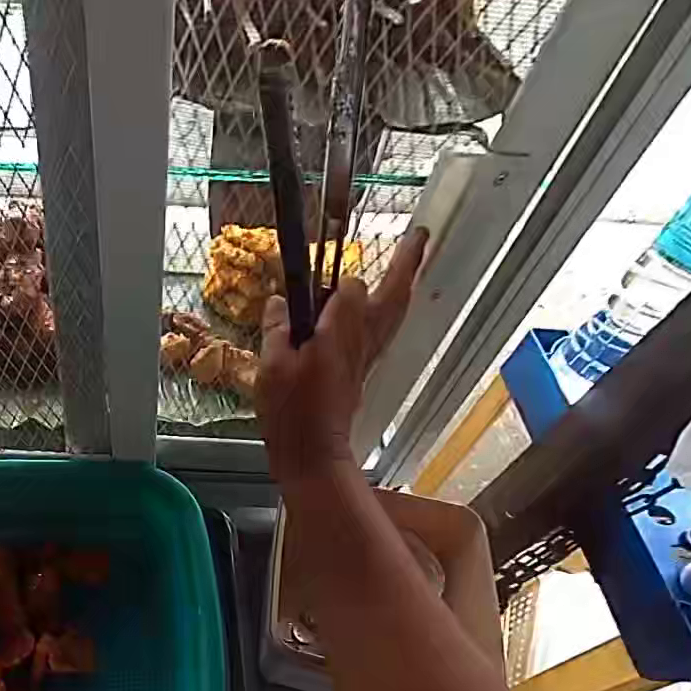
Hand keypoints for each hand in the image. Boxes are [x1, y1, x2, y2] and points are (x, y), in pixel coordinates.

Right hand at [257, 227, 428, 484]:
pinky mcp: (361, 374)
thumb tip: (278, 302)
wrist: (312, 454)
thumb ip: (276, 330)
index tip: (314, 287)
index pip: (350, 290)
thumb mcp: (271, 368)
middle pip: (393, 297)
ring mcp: (365, 360)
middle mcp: (361, 342)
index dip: (333, 284)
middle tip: (419, 236)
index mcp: (340, 334)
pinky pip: (382, 335)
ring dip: (403, 287)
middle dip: (406, 266)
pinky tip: (380, 309)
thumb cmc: (290, 413)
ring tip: (411, 262)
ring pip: (394, 316)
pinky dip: (388, 313)